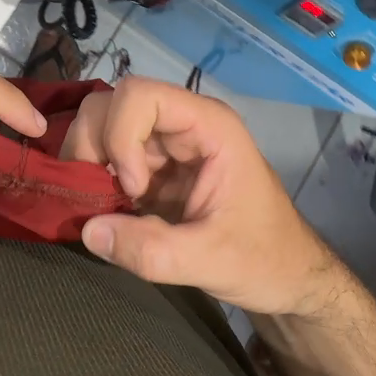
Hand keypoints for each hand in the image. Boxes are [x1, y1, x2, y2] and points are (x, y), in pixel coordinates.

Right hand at [62, 77, 340, 316]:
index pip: (140, 94)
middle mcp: (177, 123)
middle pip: (109, 105)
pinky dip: (90, 179)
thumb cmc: (266, 260)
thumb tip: (88, 231)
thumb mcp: (214, 262)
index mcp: (206, 126)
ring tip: (100, 205)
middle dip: (93, 147)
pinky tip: (103, 210)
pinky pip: (102, 157)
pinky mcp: (145, 167)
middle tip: (99, 196)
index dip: (122, 134)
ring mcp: (159, 143)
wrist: (287, 281)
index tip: (135, 188)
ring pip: (97, 126)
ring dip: (87, 163)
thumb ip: (152, 251)